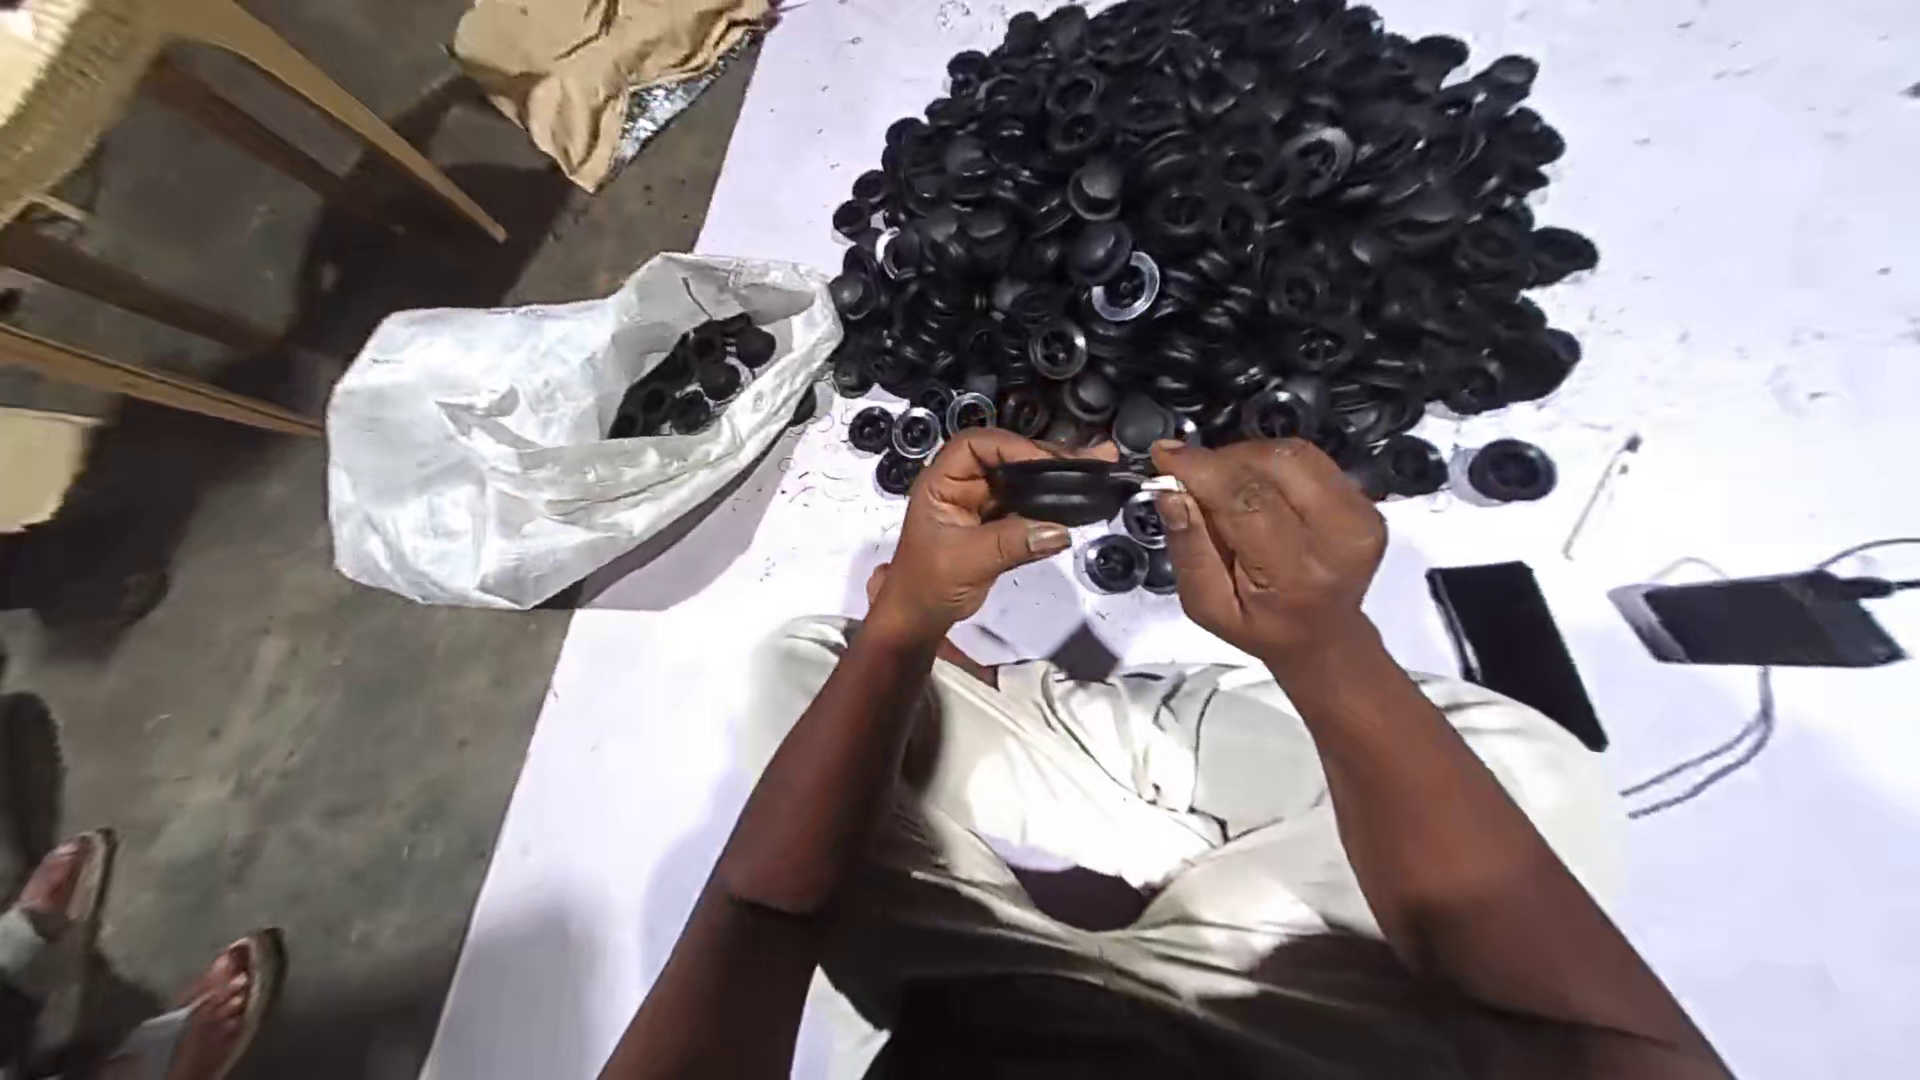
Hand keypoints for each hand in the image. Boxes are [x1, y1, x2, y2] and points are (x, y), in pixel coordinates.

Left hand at [868, 429, 1112, 642]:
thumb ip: (1011, 543)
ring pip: (1021, 480)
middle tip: (1087, 461)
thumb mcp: (966, 561)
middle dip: (1044, 458)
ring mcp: (981, 504)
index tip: (1046, 463)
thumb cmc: (927, 585)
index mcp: (941, 483)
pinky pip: (1028, 506)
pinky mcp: (998, 524)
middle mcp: (962, 486)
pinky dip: (1052, 503)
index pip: (976, 446)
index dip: (1011, 447)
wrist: (921, 617)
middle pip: (1005, 458)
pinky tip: (1077, 501)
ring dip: (1054, 478)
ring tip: (1092, 473)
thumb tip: (1059, 531)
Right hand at [1148, 438, 1387, 675]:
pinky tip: (1250, 486)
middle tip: (1188, 480)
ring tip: (1219, 485)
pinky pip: (1307, 460)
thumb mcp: (1205, 604)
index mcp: (1296, 573)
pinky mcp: (1364, 501)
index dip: (1202, 469)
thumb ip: (1188, 548)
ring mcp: (1359, 514)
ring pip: (1289, 454)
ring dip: (1241, 458)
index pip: (1246, 500)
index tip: (1165, 456)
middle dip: (1218, 462)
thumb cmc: (1258, 626)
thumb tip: (1170, 493)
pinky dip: (1266, 462)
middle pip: (1270, 466)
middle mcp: (1339, 537)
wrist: (1322, 635)